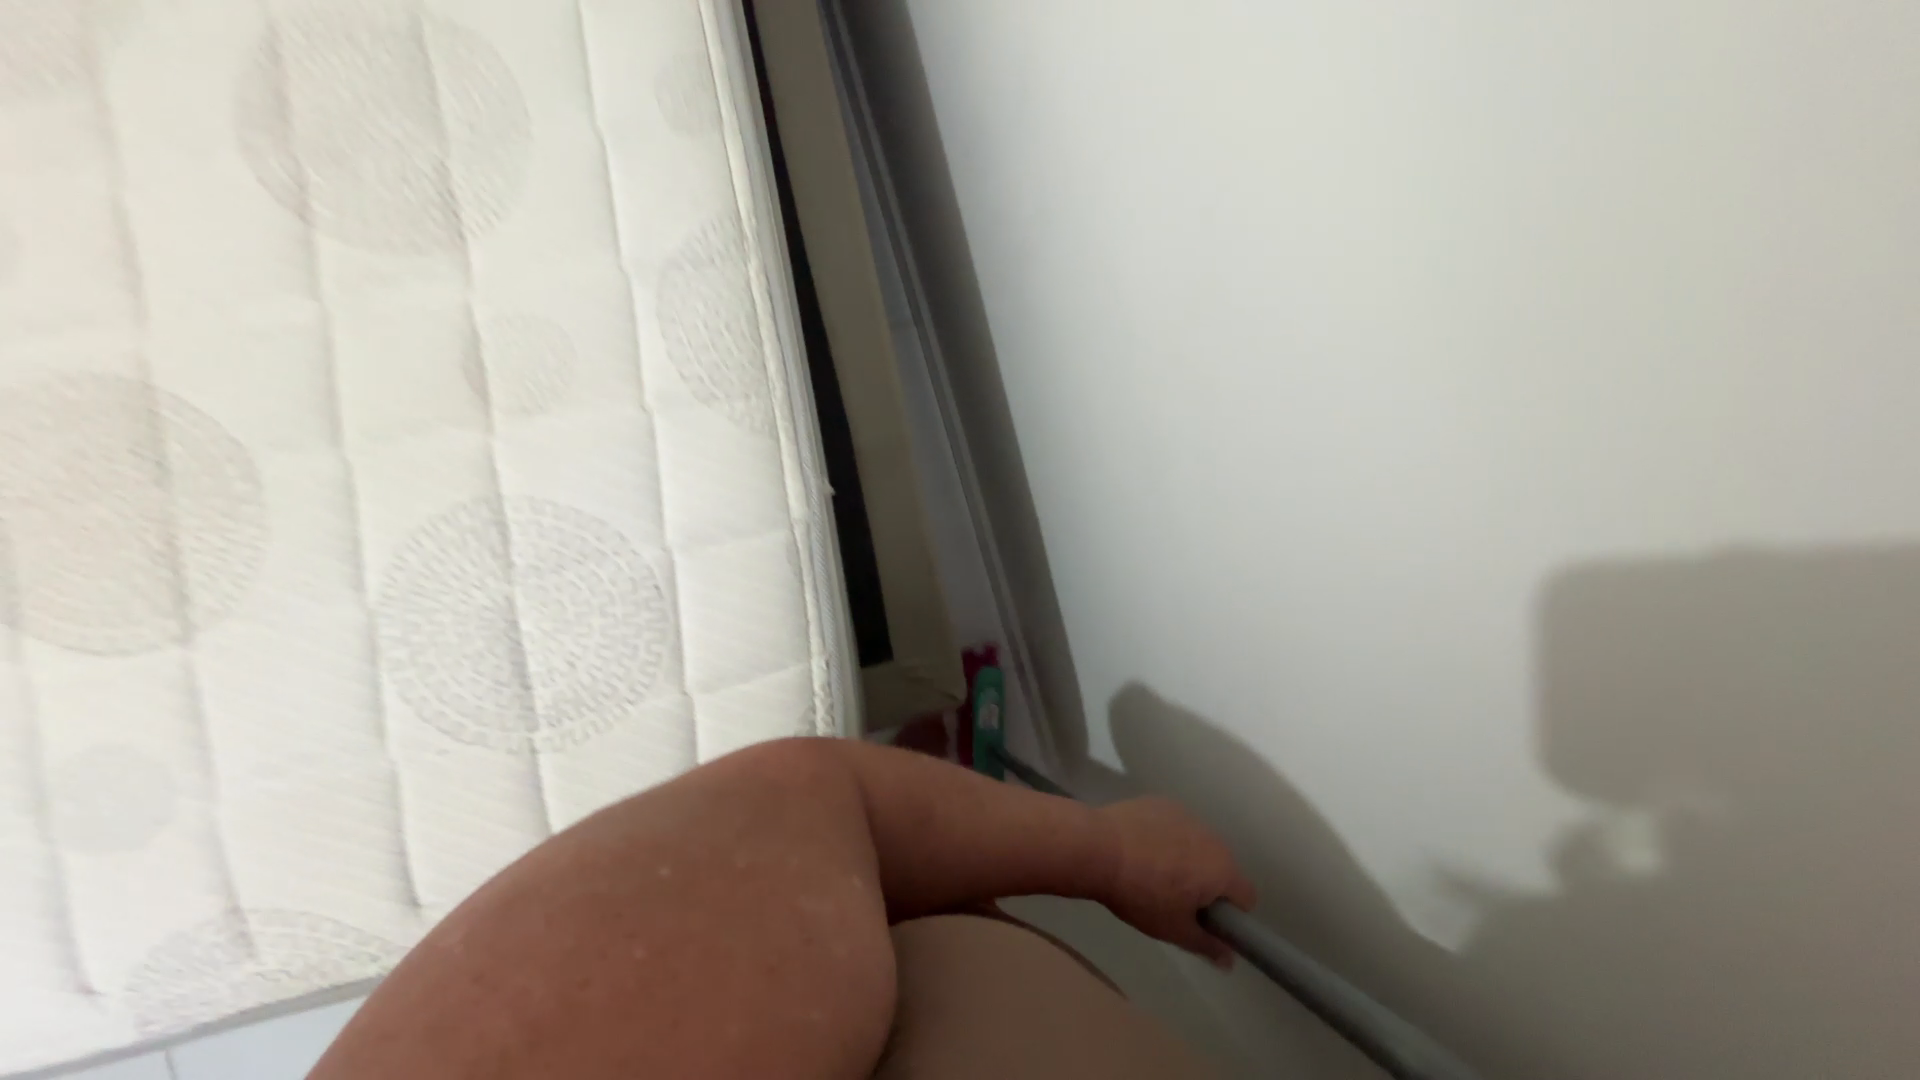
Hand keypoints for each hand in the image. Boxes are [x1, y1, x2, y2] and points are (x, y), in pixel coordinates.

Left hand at [1098, 797, 1257, 967]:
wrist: (1098, 847)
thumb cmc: (1141, 894)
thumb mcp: (1174, 929)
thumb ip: (1207, 945)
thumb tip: (1229, 960)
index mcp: (1223, 869)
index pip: (1246, 896)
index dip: (1230, 913)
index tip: (1205, 920)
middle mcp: (1212, 836)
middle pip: (1221, 866)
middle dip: (1207, 883)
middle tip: (1175, 898)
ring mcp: (1186, 814)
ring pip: (1197, 844)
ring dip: (1186, 857)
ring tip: (1153, 871)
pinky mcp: (1161, 802)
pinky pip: (1174, 825)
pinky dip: (1165, 836)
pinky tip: (1140, 846)